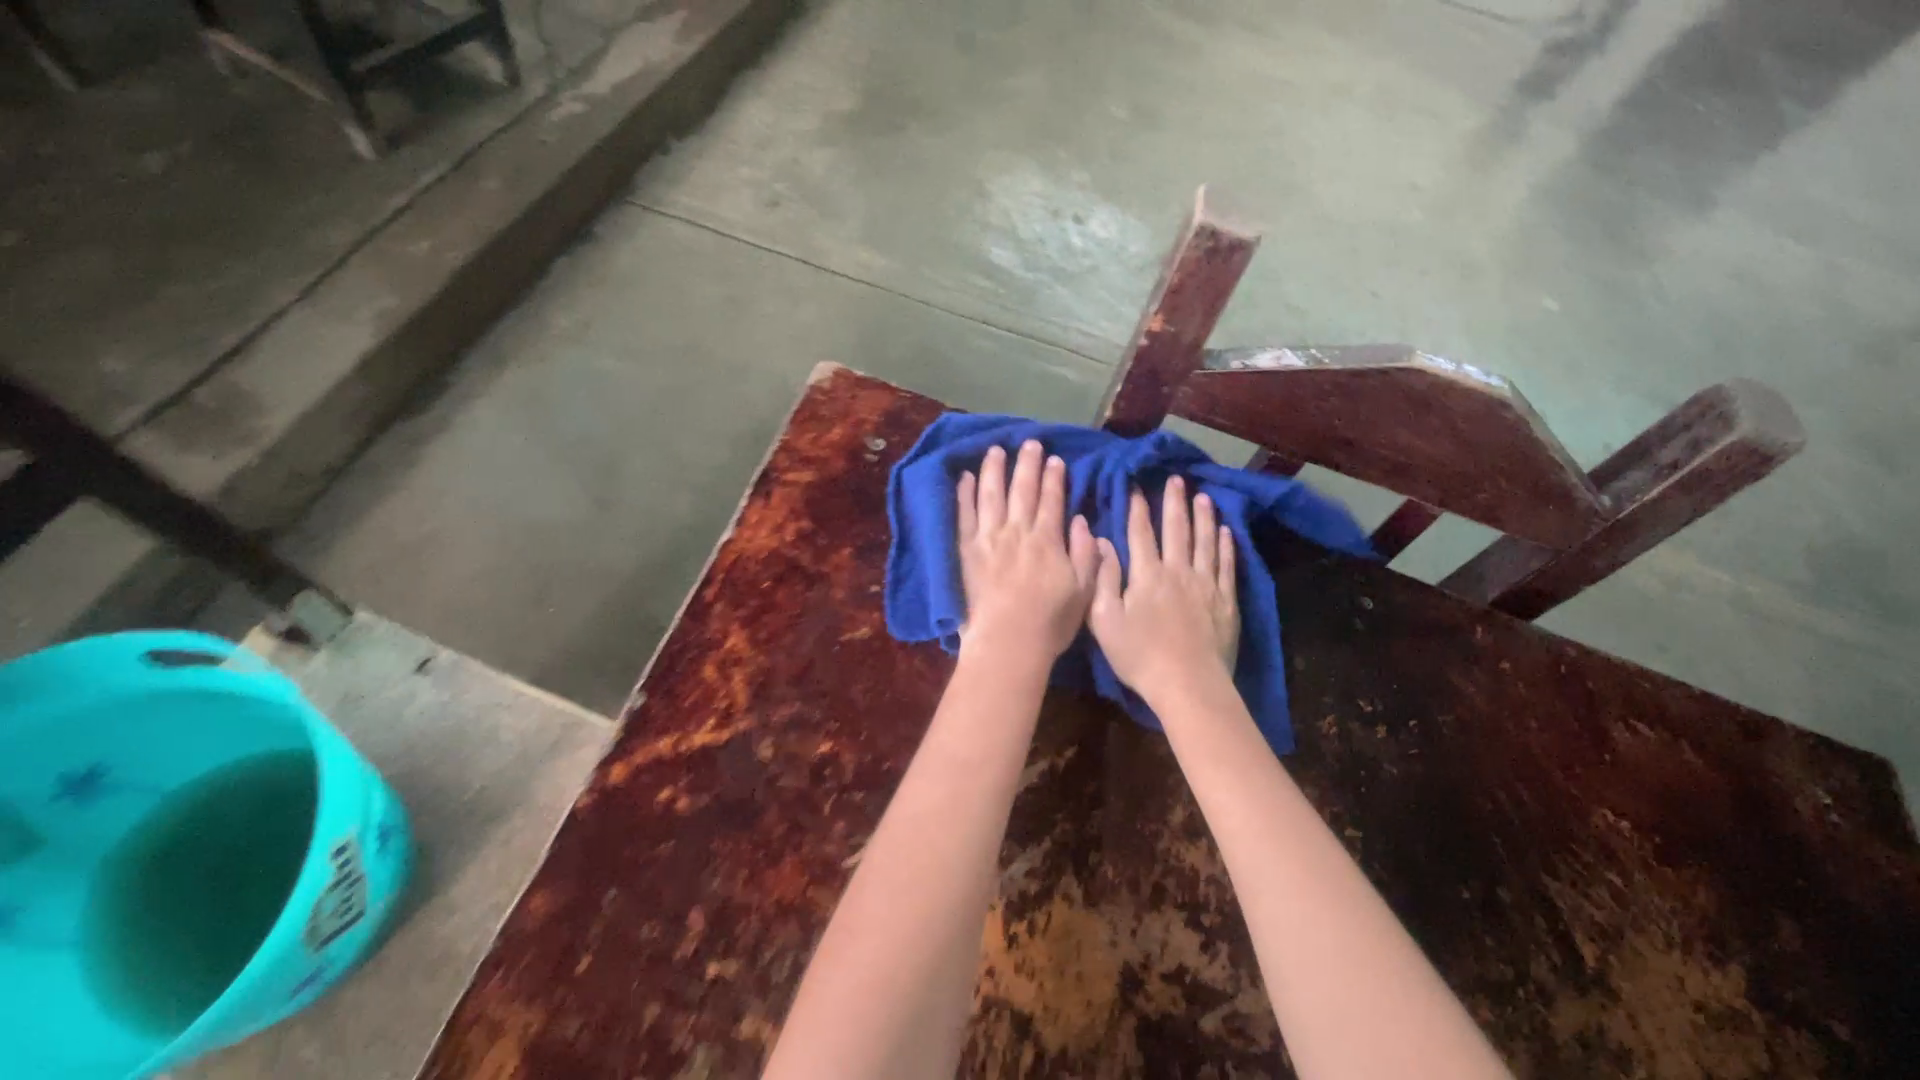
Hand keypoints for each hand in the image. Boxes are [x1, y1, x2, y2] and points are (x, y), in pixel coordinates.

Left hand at [956, 440, 1098, 659]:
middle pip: (1023, 490)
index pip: (1052, 501)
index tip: (1056, 460)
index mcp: (1048, 541)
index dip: (1054, 478)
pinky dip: (965, 494)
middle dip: (1028, 464)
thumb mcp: (1085, 591)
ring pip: (992, 494)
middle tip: (1030, 443)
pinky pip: (964, 515)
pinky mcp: (966, 551)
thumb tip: (1080, 521)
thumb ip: (1085, 553)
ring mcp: (989, 539)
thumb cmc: (1051, 623)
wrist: (1008, 642)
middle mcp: (1018, 532)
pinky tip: (966, 477)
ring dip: (995, 469)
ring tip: (996, 449)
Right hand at [1088, 476, 1239, 706]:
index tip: (1135, 487)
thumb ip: (1102, 579)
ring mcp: (1206, 584)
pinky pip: (1227, 565)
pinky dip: (1227, 546)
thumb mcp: (1104, 620)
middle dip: (1174, 502)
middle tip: (1176, 480)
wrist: (1188, 683)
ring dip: (1204, 517)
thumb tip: (1100, 542)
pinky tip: (1227, 532)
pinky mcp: (1226, 601)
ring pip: (1206, 541)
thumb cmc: (1139, 656)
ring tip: (1203, 496)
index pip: (1139, 533)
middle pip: (1176, 529)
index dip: (1136, 508)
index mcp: (1146, 575)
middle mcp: (1177, 571)